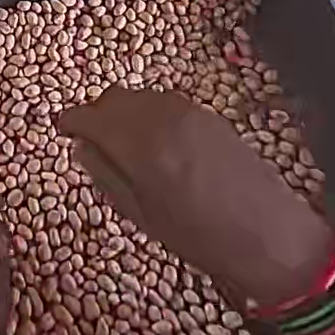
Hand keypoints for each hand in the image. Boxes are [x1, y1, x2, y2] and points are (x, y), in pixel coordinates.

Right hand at [55, 88, 333, 306]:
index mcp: (140, 146)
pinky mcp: (206, 114)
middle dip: (95, 114)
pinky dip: (146, 113)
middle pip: (111, 99)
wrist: (271, 237)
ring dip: (121, 112)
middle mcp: (161, 118)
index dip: (70, 120)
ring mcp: (187, 112)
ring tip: (122, 142)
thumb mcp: (140, 213)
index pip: (90, 116)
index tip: (62, 130)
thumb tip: (81, 145)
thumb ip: (104, 173)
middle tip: (89, 139)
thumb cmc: (199, 236)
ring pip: (137, 97)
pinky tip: (152, 140)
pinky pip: (161, 102)